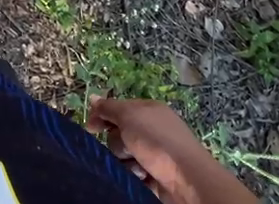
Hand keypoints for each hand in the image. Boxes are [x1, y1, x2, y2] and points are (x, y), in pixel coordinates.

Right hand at [86, 97, 258, 203]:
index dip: (103, 116)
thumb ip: (109, 108)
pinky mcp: (159, 176)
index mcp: (148, 110)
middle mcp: (153, 130)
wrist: (188, 180)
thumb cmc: (157, 141)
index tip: (90, 128)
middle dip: (118, 144)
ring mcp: (157, 155)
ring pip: (127, 156)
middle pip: (120, 134)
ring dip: (128, 163)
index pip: (118, 109)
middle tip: (127, 149)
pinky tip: (144, 179)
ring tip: (139, 168)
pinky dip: (137, 177)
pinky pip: (137, 174)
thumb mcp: (129, 116)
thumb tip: (92, 98)